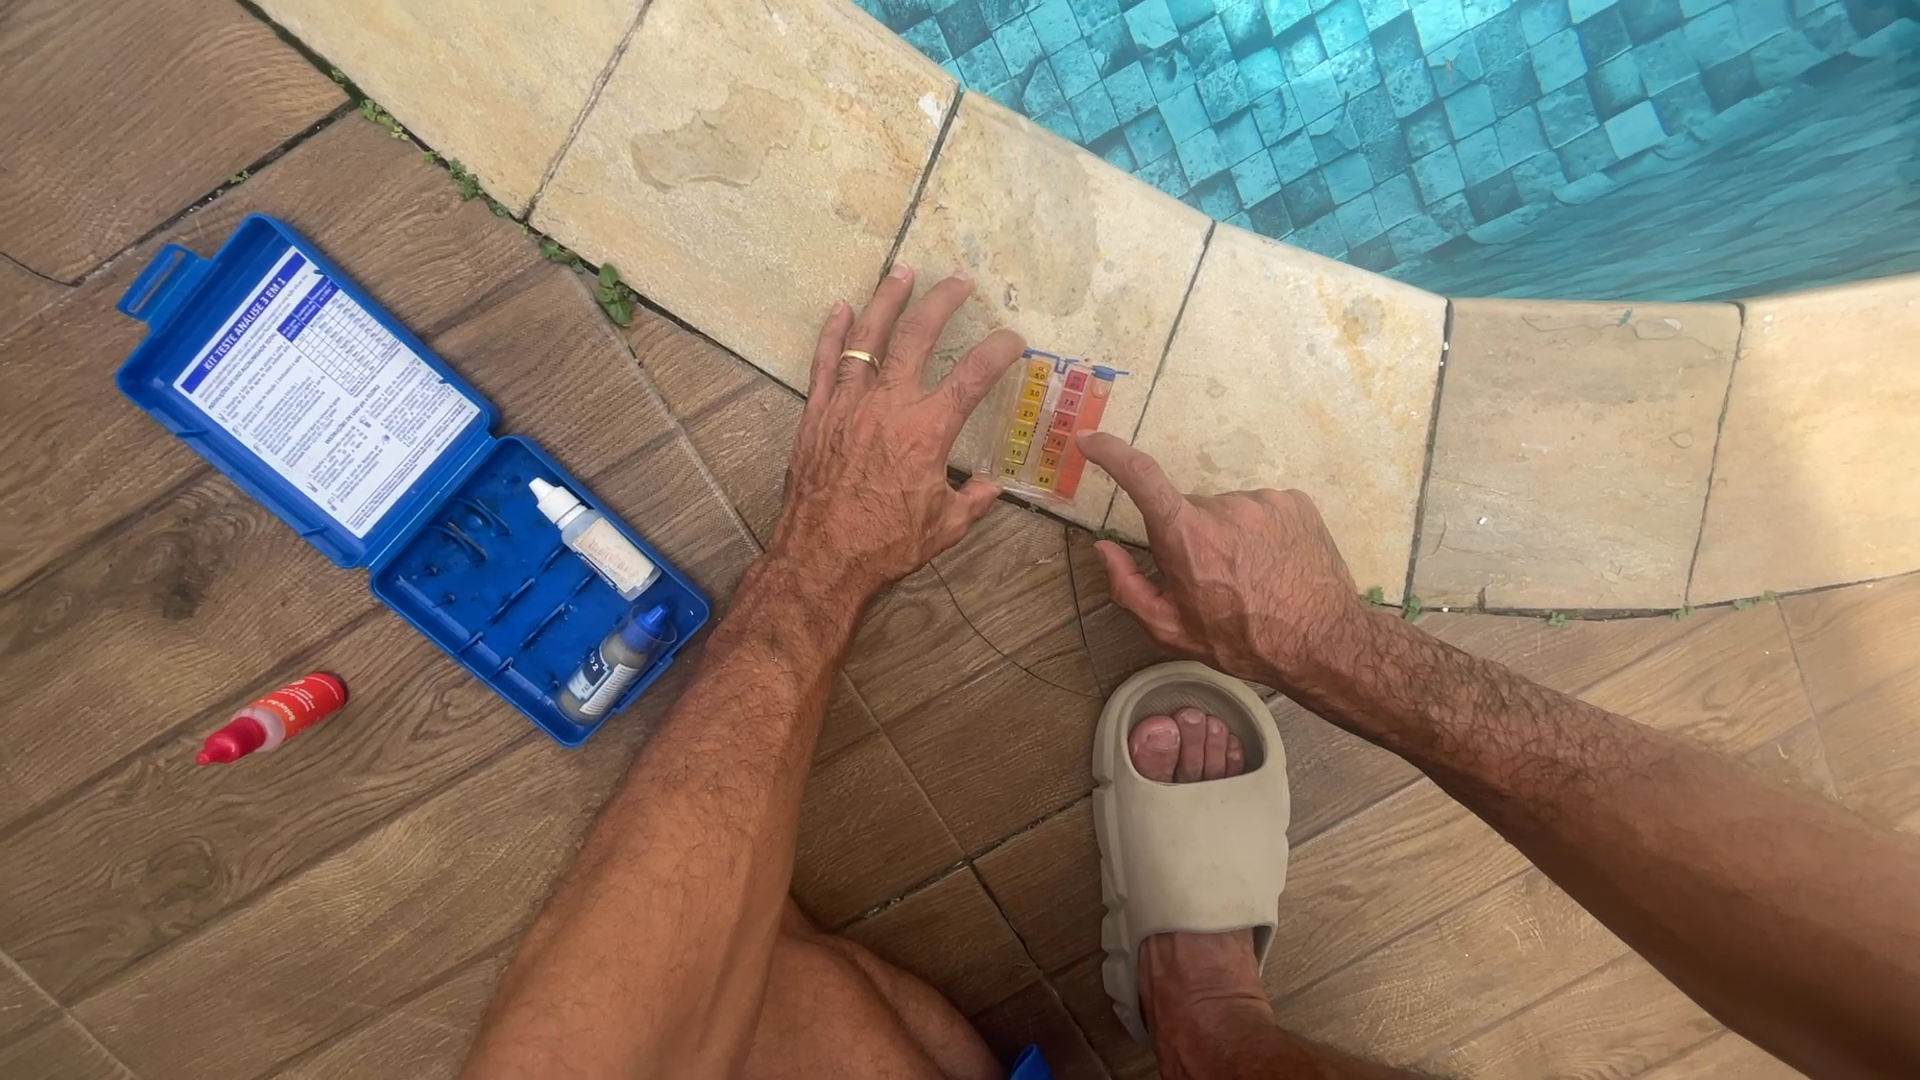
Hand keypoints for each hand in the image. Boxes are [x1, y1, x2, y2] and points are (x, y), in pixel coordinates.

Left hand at [769, 265, 1024, 602]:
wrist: (822, 557)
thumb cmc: (887, 544)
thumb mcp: (945, 527)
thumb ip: (973, 501)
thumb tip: (991, 488)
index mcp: (928, 430)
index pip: (973, 376)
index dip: (998, 351)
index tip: (1012, 338)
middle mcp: (889, 405)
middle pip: (918, 336)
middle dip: (943, 302)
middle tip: (959, 280)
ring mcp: (848, 404)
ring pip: (868, 337)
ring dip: (887, 300)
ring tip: (902, 272)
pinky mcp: (817, 414)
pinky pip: (824, 363)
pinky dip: (833, 333)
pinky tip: (841, 308)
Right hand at [1076, 432, 1375, 691]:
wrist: (1323, 643)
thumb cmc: (1240, 641)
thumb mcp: (1170, 629)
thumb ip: (1127, 587)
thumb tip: (1103, 548)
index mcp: (1187, 536)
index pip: (1140, 477)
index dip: (1110, 452)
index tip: (1088, 439)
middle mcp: (1224, 507)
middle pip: (1187, 509)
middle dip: (1188, 535)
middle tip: (1209, 578)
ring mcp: (1263, 500)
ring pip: (1226, 510)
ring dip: (1226, 535)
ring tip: (1249, 575)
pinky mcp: (1294, 501)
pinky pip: (1259, 508)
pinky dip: (1257, 531)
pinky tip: (1271, 562)